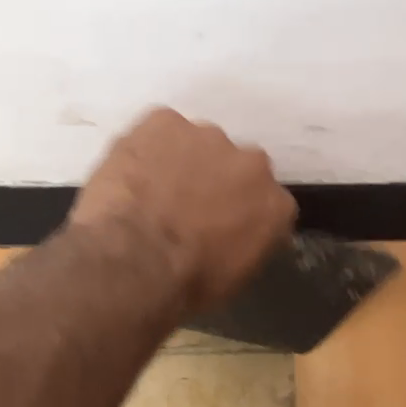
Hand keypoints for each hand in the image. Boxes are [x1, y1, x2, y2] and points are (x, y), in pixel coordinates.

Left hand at [69, 107, 297, 310]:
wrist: (135, 261)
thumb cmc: (186, 286)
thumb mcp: (231, 279)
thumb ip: (244, 245)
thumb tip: (232, 239)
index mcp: (275, 206)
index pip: (267, 205)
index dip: (239, 216)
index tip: (219, 231)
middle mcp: (252, 163)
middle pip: (235, 168)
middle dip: (214, 184)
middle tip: (183, 212)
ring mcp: (208, 136)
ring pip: (196, 146)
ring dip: (180, 165)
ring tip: (150, 196)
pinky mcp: (164, 121)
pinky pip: (158, 132)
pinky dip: (146, 151)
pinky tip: (131, 178)